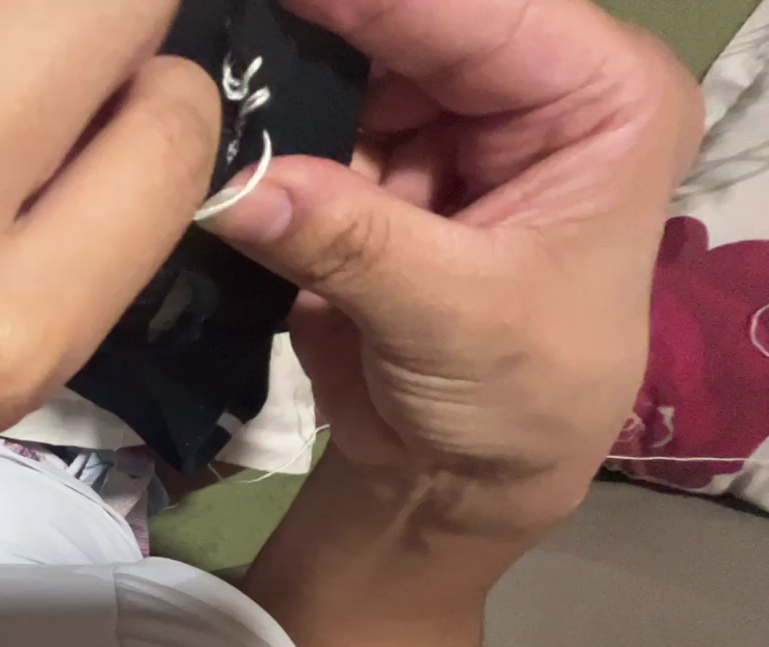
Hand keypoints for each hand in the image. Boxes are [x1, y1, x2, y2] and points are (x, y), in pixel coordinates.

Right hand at [204, 0, 702, 531]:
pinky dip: (247, 173)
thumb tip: (229, 188)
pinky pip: (289, 175)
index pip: (476, 17)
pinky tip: (202, 157)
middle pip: (395, 48)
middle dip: (313, 45)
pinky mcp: (346, 213)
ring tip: (196, 94)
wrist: (452, 470)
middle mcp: (496, 114)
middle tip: (224, 34)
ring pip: (330, 108)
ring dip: (270, 109)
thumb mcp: (451, 310)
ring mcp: (412, 164)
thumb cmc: (513, 387)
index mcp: (582, 103)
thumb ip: (346, 242)